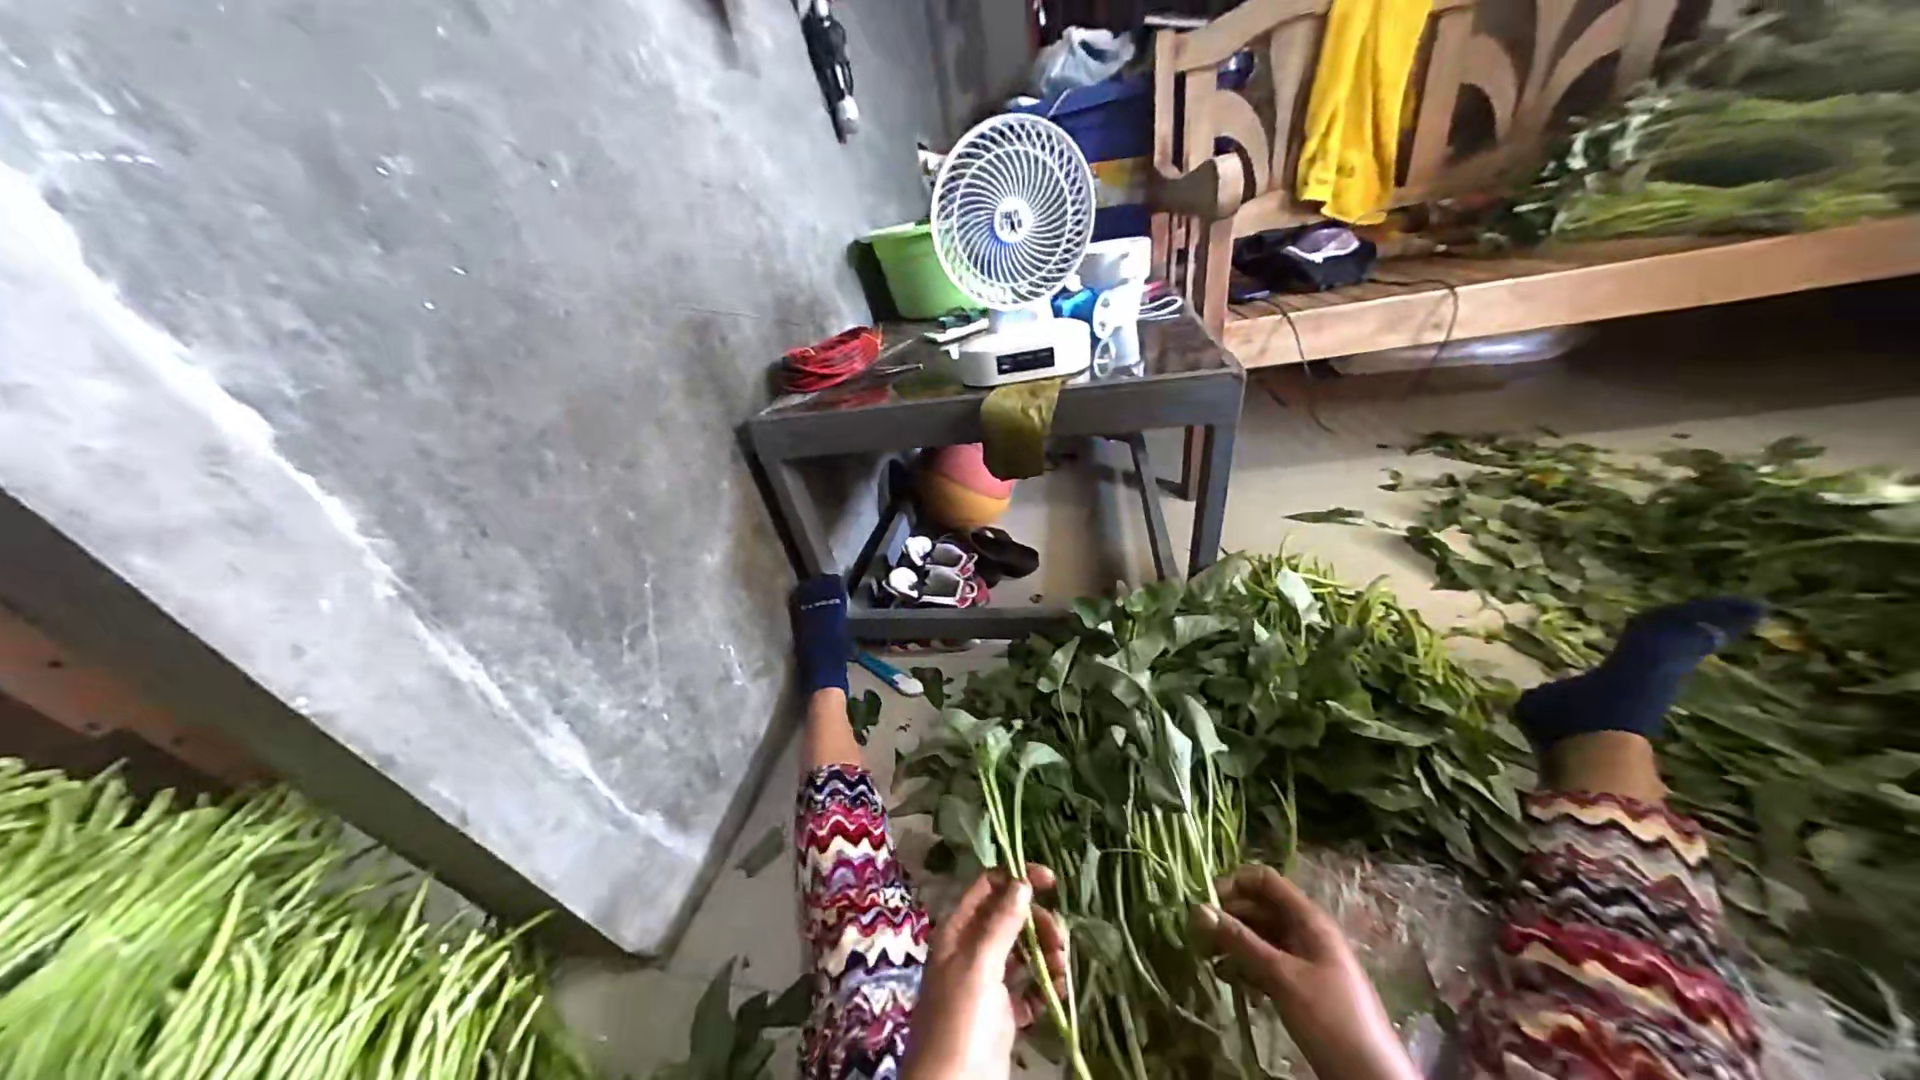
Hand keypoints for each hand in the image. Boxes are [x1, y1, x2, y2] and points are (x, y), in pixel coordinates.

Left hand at [902, 866, 1066, 1079]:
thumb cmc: (959, 1021)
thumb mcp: (978, 965)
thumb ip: (1000, 923)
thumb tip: (1021, 881)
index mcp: (958, 931)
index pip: (987, 888)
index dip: (1016, 878)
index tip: (1050, 882)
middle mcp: (972, 951)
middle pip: (1010, 918)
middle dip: (1037, 921)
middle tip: (1059, 939)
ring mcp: (988, 983)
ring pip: (1023, 951)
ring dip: (1046, 952)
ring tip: (1062, 968)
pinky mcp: (1004, 1014)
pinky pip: (1030, 988)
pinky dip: (1046, 985)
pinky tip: (1058, 992)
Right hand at [1196, 865, 1419, 1079]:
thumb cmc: (1330, 1018)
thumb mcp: (1281, 976)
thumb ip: (1240, 940)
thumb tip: (1197, 908)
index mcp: (1308, 919)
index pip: (1265, 881)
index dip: (1234, 884)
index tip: (1206, 903)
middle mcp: (1305, 932)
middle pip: (1258, 908)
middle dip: (1227, 916)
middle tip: (1197, 935)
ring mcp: (1303, 959)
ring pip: (1259, 936)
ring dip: (1232, 943)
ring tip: (1206, 958)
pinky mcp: (1299, 985)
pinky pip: (1265, 962)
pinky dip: (1245, 965)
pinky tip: (1228, 979)